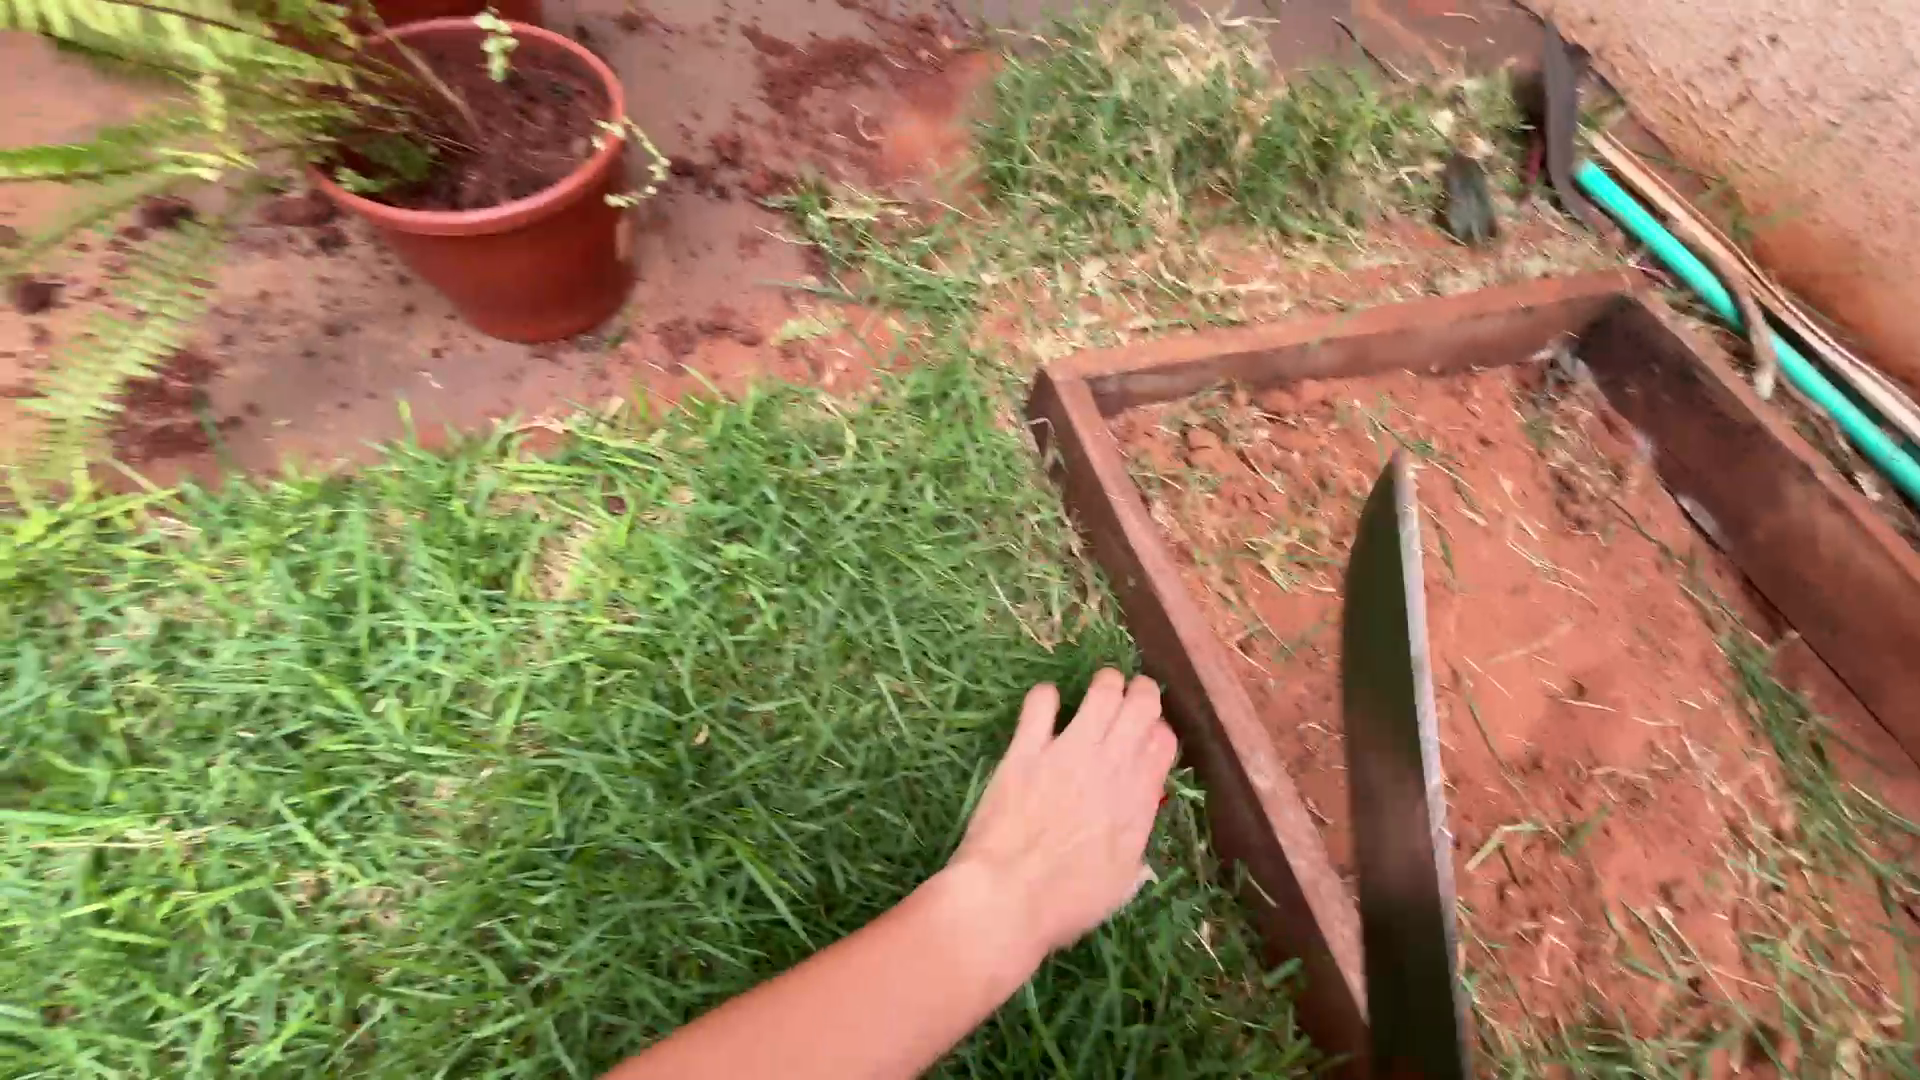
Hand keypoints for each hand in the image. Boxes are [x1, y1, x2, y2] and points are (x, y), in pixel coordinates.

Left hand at [945, 669, 1178, 959]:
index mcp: (1138, 798)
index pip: (1163, 739)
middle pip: (1141, 704)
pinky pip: (1041, 702)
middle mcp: (1110, 764)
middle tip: (1130, 695)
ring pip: (1101, 691)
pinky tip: (1045, 704)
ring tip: (1100, 687)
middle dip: (1140, 692)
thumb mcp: (1120, 883)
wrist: (1008, 895)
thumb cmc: (1067, 902)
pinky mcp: (1026, 747)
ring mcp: (1068, 751)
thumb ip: (1134, 847)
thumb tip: (1136, 834)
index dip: (1157, 731)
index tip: (1146, 736)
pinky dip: (1045, 696)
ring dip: (1105, 682)